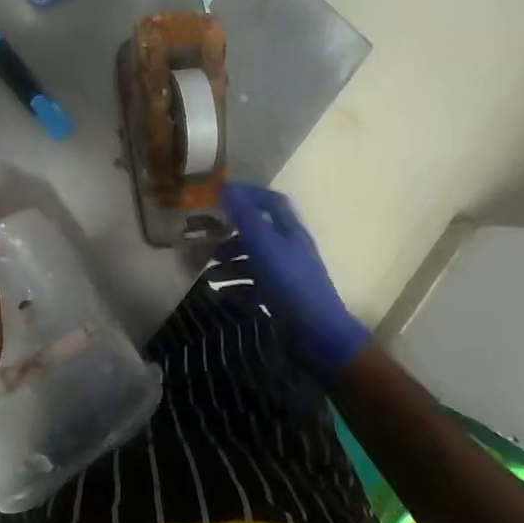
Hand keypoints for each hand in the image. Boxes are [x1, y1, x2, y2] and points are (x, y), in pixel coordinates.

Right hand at [221, 182, 368, 376]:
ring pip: (254, 263)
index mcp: (291, 233)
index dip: (248, 196)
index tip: (220, 198)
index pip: (271, 203)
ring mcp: (287, 277)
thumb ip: (246, 218)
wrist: (317, 335)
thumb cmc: (291, 285)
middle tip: (207, 246)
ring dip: (230, 266)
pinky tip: (222, 296)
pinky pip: (255, 289)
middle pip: (258, 235)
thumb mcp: (266, 247)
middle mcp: (290, 251)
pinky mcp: (282, 301)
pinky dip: (238, 289)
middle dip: (231, 239)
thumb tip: (227, 187)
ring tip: (208, 277)